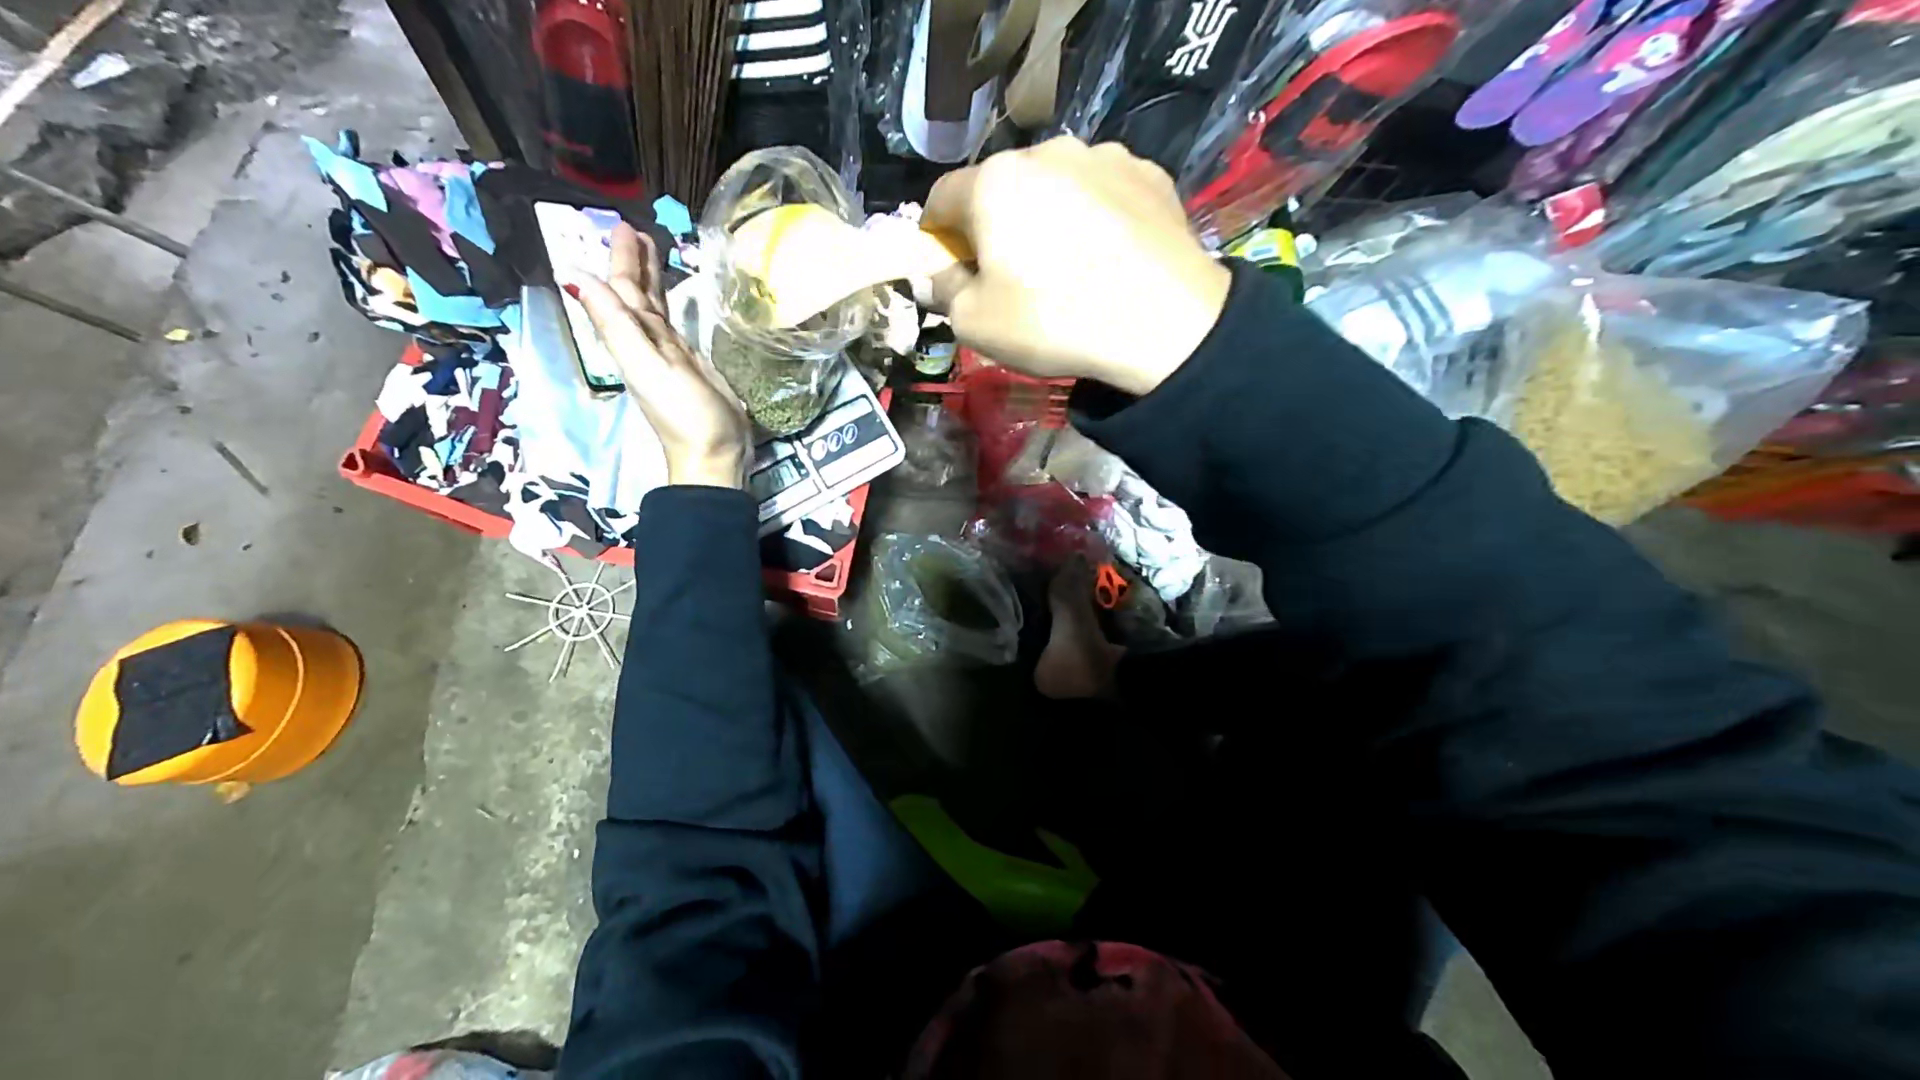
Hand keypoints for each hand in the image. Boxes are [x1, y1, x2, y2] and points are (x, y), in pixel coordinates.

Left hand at [573, 223, 750, 489]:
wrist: (715, 454)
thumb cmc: (684, 415)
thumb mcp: (646, 368)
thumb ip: (616, 325)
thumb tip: (578, 276)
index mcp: (632, 341)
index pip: (620, 291)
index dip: (618, 259)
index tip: (622, 226)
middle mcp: (647, 343)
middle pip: (635, 294)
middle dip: (632, 262)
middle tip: (635, 228)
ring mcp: (671, 354)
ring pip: (654, 306)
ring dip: (651, 278)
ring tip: (653, 248)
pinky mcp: (694, 364)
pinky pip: (675, 322)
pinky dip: (672, 302)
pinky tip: (676, 293)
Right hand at [922, 137, 1231, 396]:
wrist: (1166, 325)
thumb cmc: (1055, 321)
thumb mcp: (975, 324)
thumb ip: (944, 291)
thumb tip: (937, 275)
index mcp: (995, 182)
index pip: (942, 199)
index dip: (937, 236)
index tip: (951, 269)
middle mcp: (1048, 151)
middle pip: (1002, 189)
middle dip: (996, 227)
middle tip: (1012, 276)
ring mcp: (1105, 156)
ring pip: (1056, 186)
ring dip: (1048, 217)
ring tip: (1070, 266)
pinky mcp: (1150, 174)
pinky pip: (1103, 193)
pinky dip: (1095, 217)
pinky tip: (1109, 257)